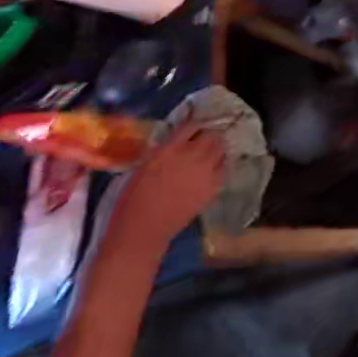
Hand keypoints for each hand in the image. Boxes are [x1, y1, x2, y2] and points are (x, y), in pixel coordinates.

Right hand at [113, 122, 225, 245]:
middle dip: (208, 136)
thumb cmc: (133, 199)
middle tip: (201, 144)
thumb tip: (179, 140)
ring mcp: (206, 170)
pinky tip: (210, 172)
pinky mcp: (214, 185)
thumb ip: (165, 149)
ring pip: (222, 148)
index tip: (192, 132)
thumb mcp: (144, 166)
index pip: (191, 125)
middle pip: (212, 134)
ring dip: (216, 149)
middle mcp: (192, 155)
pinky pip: (224, 167)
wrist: (142, 231)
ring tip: (207, 156)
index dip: (193, 127)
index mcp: (170, 149)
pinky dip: (219, 166)